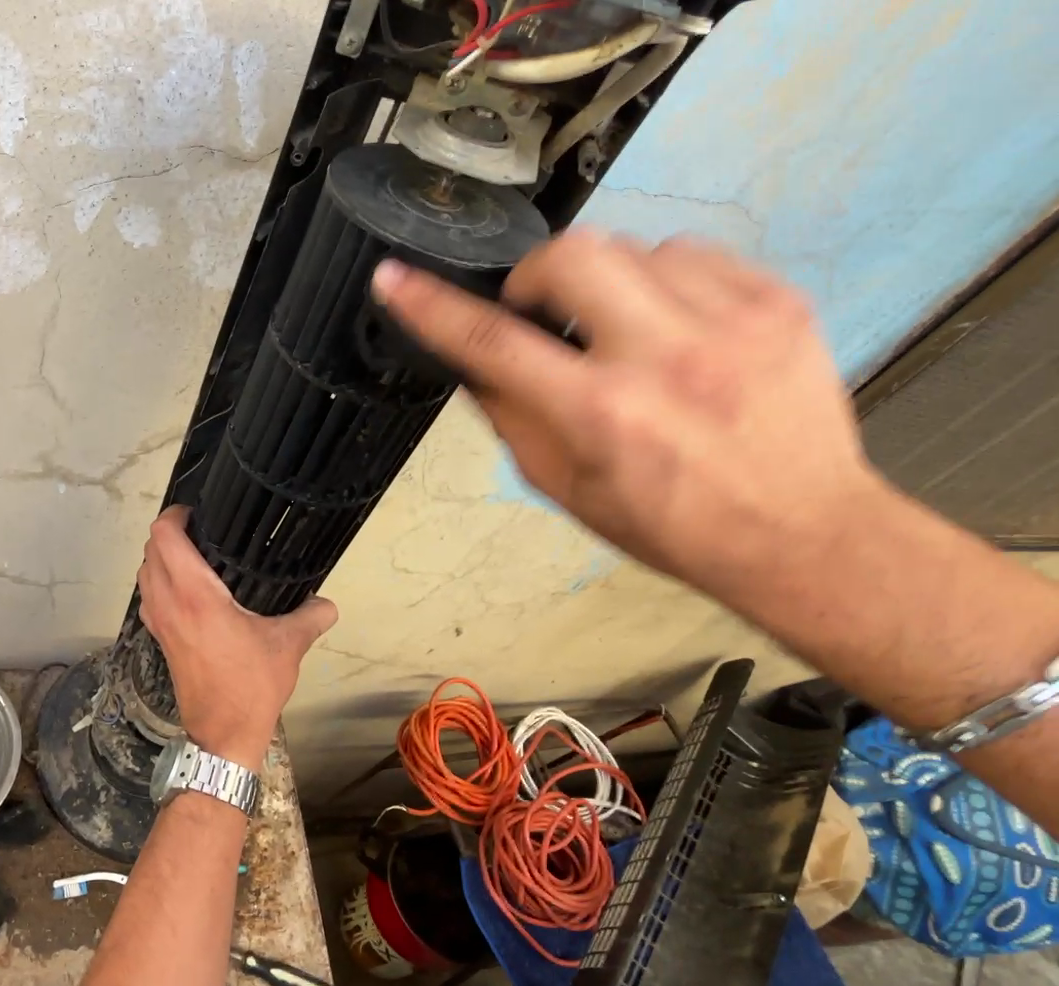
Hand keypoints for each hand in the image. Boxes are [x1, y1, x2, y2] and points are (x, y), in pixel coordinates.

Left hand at [136, 506, 337, 768]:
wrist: (222, 734)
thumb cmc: (250, 685)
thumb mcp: (289, 645)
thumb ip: (311, 616)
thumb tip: (327, 603)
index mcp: (194, 594)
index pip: (164, 536)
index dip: (175, 515)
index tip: (197, 513)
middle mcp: (168, 603)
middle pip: (149, 551)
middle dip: (169, 534)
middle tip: (201, 532)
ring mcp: (159, 622)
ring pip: (145, 574)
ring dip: (159, 559)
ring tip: (194, 557)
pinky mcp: (160, 640)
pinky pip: (149, 598)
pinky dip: (159, 583)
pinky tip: (188, 591)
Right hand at [371, 229, 886, 594]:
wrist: (801, 531)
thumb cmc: (665, 524)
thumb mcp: (564, 487)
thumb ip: (512, 418)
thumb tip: (474, 363)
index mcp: (599, 415)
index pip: (492, 345)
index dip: (431, 308)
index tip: (393, 279)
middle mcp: (663, 358)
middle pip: (569, 258)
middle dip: (534, 274)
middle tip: (540, 312)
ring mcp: (730, 321)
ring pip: (631, 247)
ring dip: (603, 282)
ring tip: (618, 327)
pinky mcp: (778, 302)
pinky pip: (692, 253)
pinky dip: (660, 280)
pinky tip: (670, 323)